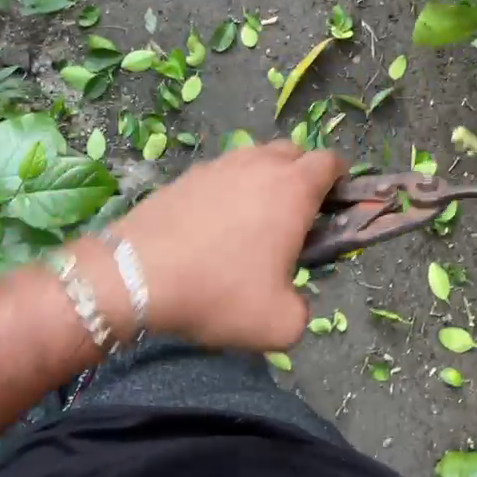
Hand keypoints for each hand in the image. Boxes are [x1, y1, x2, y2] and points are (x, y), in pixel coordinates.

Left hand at [103, 140, 342, 350]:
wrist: (136, 276)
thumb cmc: (219, 293)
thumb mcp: (279, 324)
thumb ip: (303, 309)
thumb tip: (292, 297)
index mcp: (293, 188)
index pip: (331, 162)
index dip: (341, 181)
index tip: (335, 208)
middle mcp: (261, 164)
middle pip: (295, 153)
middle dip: (302, 176)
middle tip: (295, 218)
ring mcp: (221, 164)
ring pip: (256, 158)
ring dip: (264, 180)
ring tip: (252, 223)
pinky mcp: (188, 174)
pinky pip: (223, 173)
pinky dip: (229, 190)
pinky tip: (213, 228)